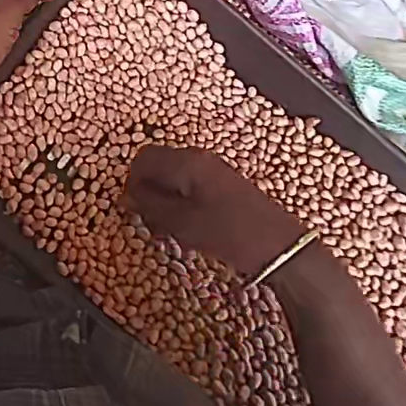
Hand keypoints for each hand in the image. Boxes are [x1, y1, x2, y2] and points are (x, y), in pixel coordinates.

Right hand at [126, 146, 305, 277]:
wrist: (279, 247)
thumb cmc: (229, 233)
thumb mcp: (182, 223)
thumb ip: (150, 207)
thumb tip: (126, 197)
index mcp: (186, 162)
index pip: (143, 159)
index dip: (132, 182)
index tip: (133, 209)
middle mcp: (199, 158)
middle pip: (158, 165)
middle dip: (147, 191)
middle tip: (149, 222)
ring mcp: (213, 170)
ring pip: (173, 177)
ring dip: (163, 199)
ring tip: (167, 229)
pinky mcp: (223, 185)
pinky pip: (190, 185)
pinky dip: (180, 202)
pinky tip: (186, 227)